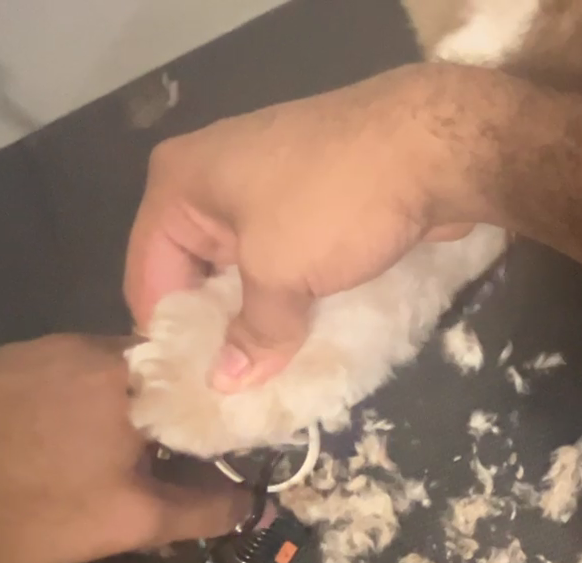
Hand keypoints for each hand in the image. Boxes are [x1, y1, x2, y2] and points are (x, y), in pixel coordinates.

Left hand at [0, 335, 249, 562]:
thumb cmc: (23, 506)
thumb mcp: (133, 521)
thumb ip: (208, 509)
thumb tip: (259, 504)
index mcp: (131, 373)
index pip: (214, 379)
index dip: (235, 416)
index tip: (243, 452)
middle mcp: (87, 345)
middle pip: (167, 377)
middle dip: (186, 418)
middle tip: (191, 467)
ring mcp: (36, 350)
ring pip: (120, 380)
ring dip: (138, 416)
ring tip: (136, 464)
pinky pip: (74, 382)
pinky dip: (94, 411)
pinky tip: (77, 451)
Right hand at [124, 64, 491, 392]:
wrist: (430, 152)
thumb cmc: (334, 203)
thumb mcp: (279, 271)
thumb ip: (254, 328)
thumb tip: (224, 381)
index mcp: (183, 183)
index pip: (150, 270)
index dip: (167, 330)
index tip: (190, 387)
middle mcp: (221, 182)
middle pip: (204, 272)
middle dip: (222, 330)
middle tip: (237, 391)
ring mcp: (278, 192)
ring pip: (260, 273)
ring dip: (270, 321)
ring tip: (276, 378)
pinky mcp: (327, 207)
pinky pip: (302, 266)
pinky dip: (306, 302)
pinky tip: (315, 343)